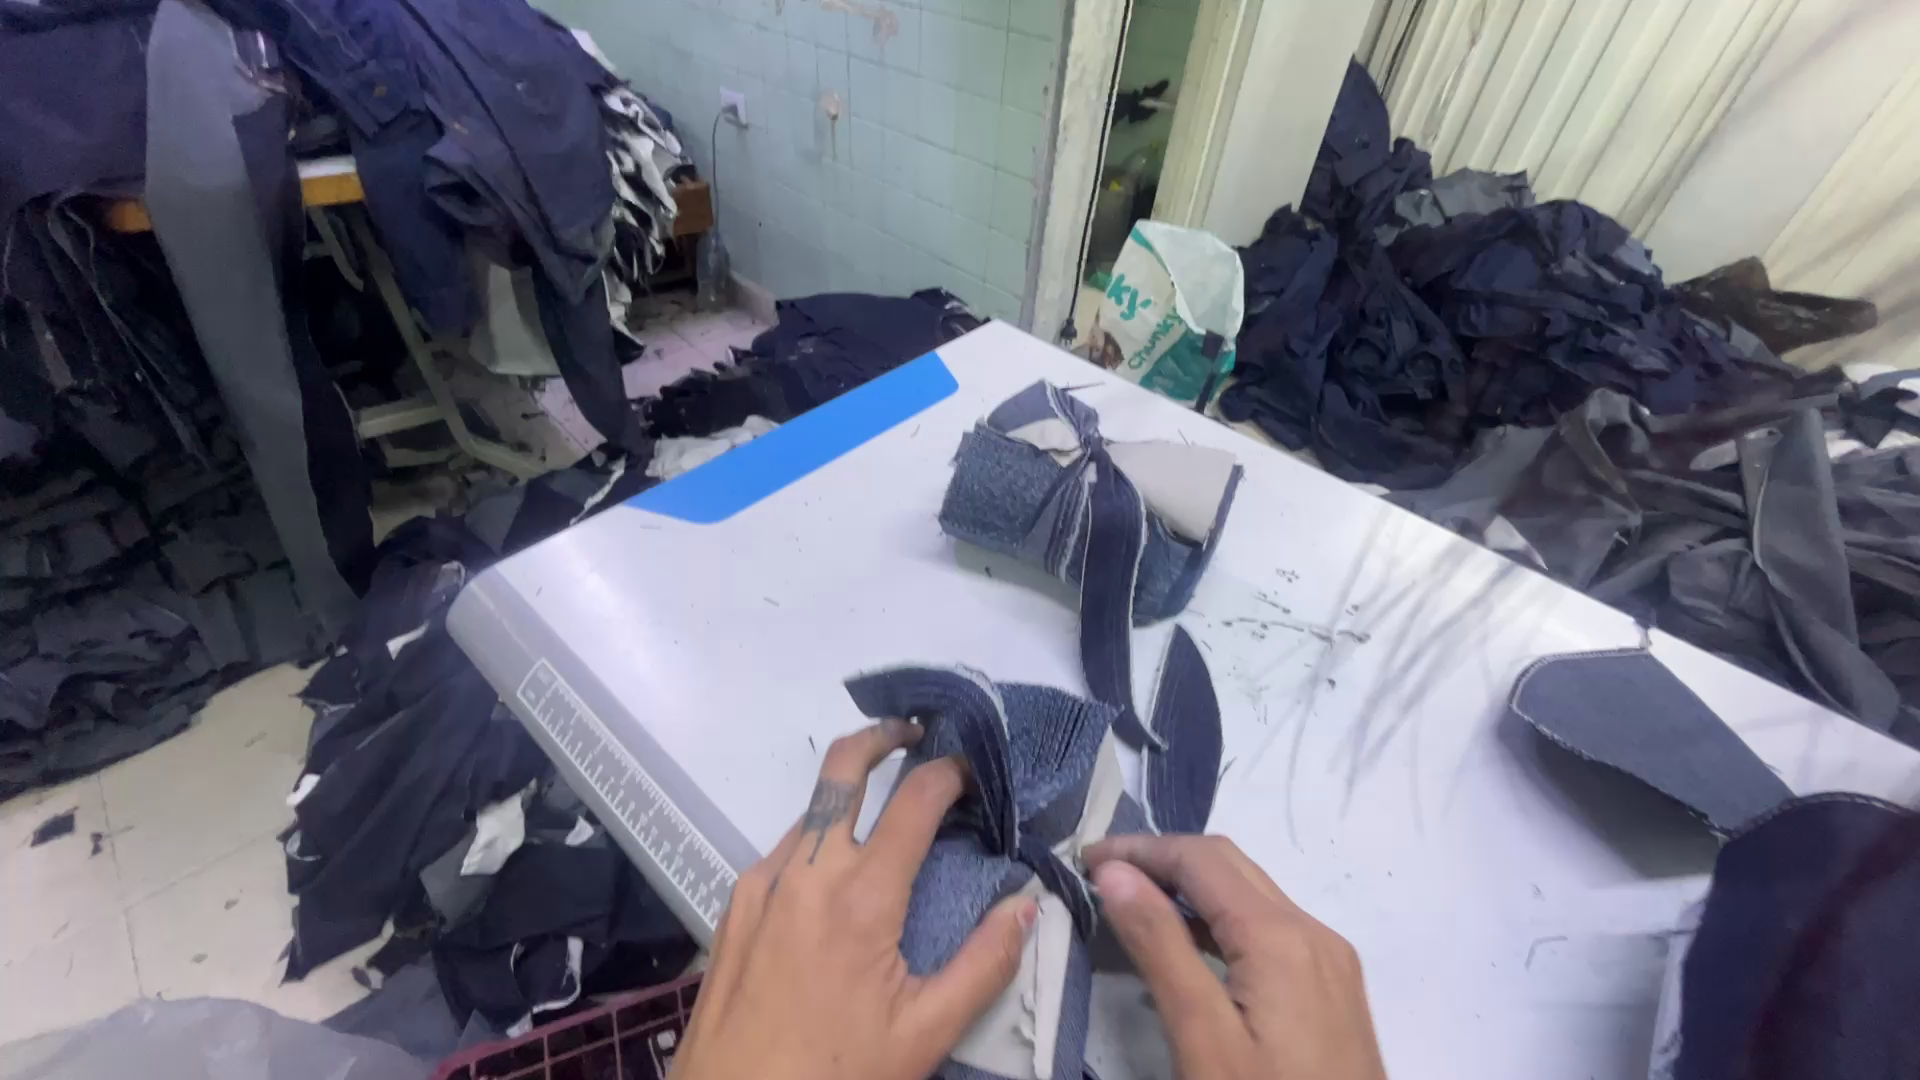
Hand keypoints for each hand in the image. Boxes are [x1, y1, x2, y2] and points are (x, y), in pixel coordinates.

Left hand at [670, 721, 1038, 1079]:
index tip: (972, 771)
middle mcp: (809, 867)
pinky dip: (819, 846)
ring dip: (852, 802)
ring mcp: (764, 878)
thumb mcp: (924, 1037)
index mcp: (863, 894)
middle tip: (915, 733)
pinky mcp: (736, 900)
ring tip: (884, 836)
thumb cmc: (833, 1076)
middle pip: (843, 764)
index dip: (951, 771)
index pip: (916, 797)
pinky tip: (833, 894)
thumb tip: (1025, 906)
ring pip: (815, 808)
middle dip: (882, 734)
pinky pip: (786, 849)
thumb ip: (984, 965)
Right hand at [1085, 834, 1386, 1079]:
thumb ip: (1158, 945)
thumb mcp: (1203, 1039)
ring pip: (1247, 889)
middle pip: (1226, 863)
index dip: (1138, 848)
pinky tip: (1184, 943)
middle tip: (1103, 873)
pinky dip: (1217, 915)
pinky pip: (1265, 925)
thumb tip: (1114, 872)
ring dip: (1188, 882)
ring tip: (1131, 898)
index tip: (1086, 859)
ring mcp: (1328, 960)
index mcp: (1280, 936)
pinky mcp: (1330, 988)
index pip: (1199, 858)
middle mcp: (1311, 931)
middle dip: (1161, 857)